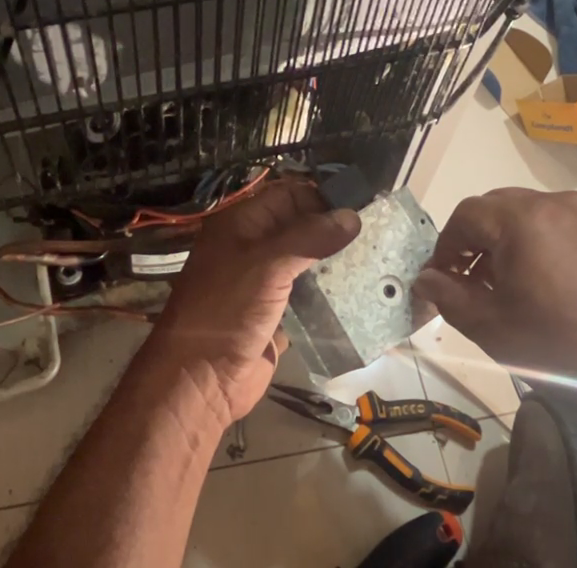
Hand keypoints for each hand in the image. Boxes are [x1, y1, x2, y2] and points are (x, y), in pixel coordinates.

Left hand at [148, 178, 359, 421]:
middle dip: (333, 229)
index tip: (361, 205)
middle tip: (376, 232)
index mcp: (240, 224)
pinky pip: (307, 295)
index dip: (321, 197)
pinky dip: (329, 293)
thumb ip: (309, 237)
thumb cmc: (226, 311)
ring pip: (305, 261)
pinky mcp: (276, 313)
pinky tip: (359, 291)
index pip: (287, 195)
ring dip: (334, 261)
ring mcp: (264, 282)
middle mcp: (252, 247)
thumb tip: (352, 215)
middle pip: (299, 226)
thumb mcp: (267, 266)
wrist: (200, 380)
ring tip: (376, 257)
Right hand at [412, 188, 576, 404]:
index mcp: (525, 218)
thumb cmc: (560, 351)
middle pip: (500, 208)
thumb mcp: (491, 326)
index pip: (467, 215)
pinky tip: (545, 288)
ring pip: (533, 216)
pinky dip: (542, 246)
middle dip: (477, 240)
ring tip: (507, 286)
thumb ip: (449, 295)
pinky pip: (564, 229)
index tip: (441, 278)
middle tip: (469, 281)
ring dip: (509, 241)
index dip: (446, 246)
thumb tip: (425, 278)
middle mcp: (559, 205)